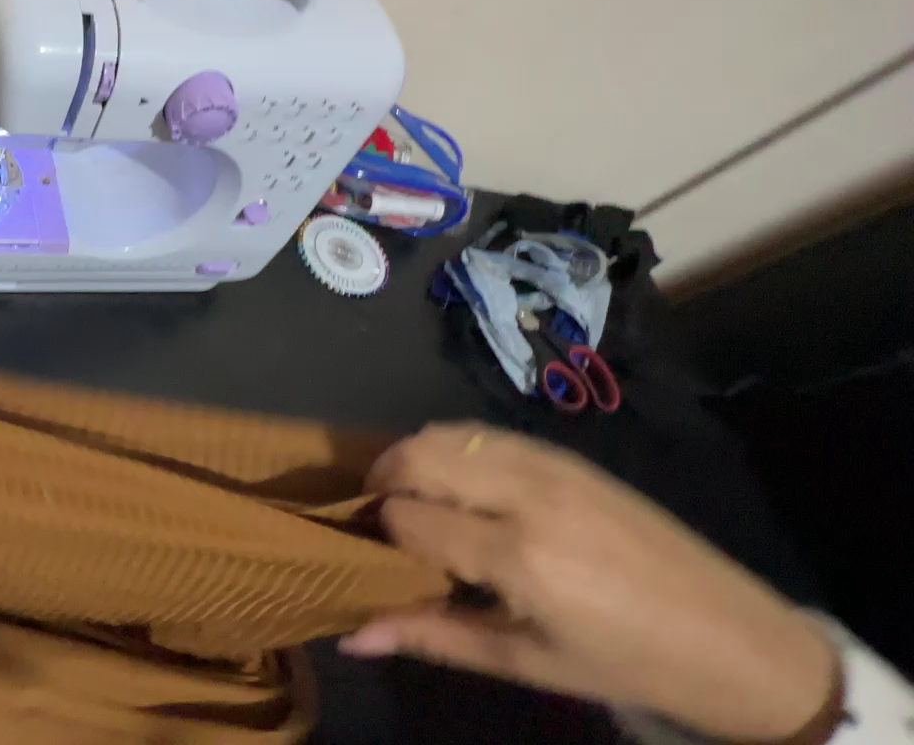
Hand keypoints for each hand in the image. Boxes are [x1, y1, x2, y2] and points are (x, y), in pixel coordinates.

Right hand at [344, 423, 836, 741]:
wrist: (744, 645)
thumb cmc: (627, 664)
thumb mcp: (526, 661)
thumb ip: (433, 636)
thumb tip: (351, 636)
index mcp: (521, 557)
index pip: (407, 516)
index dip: (385, 533)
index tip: (389, 555)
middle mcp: (528, 497)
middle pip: (415, 457)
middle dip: (384, 482)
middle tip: (383, 516)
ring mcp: (550, 467)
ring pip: (442, 433)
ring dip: (412, 459)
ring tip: (415, 497)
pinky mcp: (566, 455)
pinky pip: (480, 431)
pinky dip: (449, 448)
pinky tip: (458, 483)